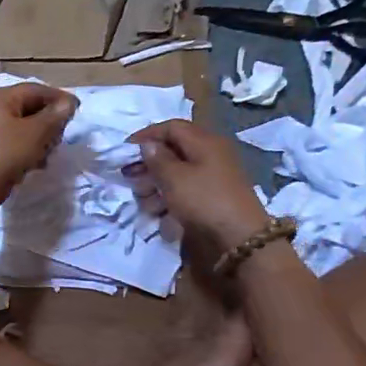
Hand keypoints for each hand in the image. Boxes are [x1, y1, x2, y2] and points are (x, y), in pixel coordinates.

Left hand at [0, 83, 78, 197]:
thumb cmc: (7, 154)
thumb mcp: (37, 133)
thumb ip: (55, 116)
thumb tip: (68, 103)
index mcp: (1, 97)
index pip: (36, 89)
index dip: (59, 98)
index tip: (77, 110)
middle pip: (29, 106)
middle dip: (49, 121)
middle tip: (62, 134)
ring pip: (23, 125)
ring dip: (40, 137)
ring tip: (50, 151)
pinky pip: (14, 140)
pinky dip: (28, 147)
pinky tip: (37, 162)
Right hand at [126, 119, 271, 247]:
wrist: (240, 238)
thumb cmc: (204, 201)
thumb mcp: (175, 178)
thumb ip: (157, 159)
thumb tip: (148, 144)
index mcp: (205, 142)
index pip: (172, 127)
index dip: (147, 135)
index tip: (125, 150)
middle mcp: (211, 155)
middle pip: (173, 151)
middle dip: (149, 166)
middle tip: (132, 180)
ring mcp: (214, 178)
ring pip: (177, 174)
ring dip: (156, 186)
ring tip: (146, 203)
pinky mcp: (213, 198)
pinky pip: (186, 192)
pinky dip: (170, 199)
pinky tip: (160, 214)